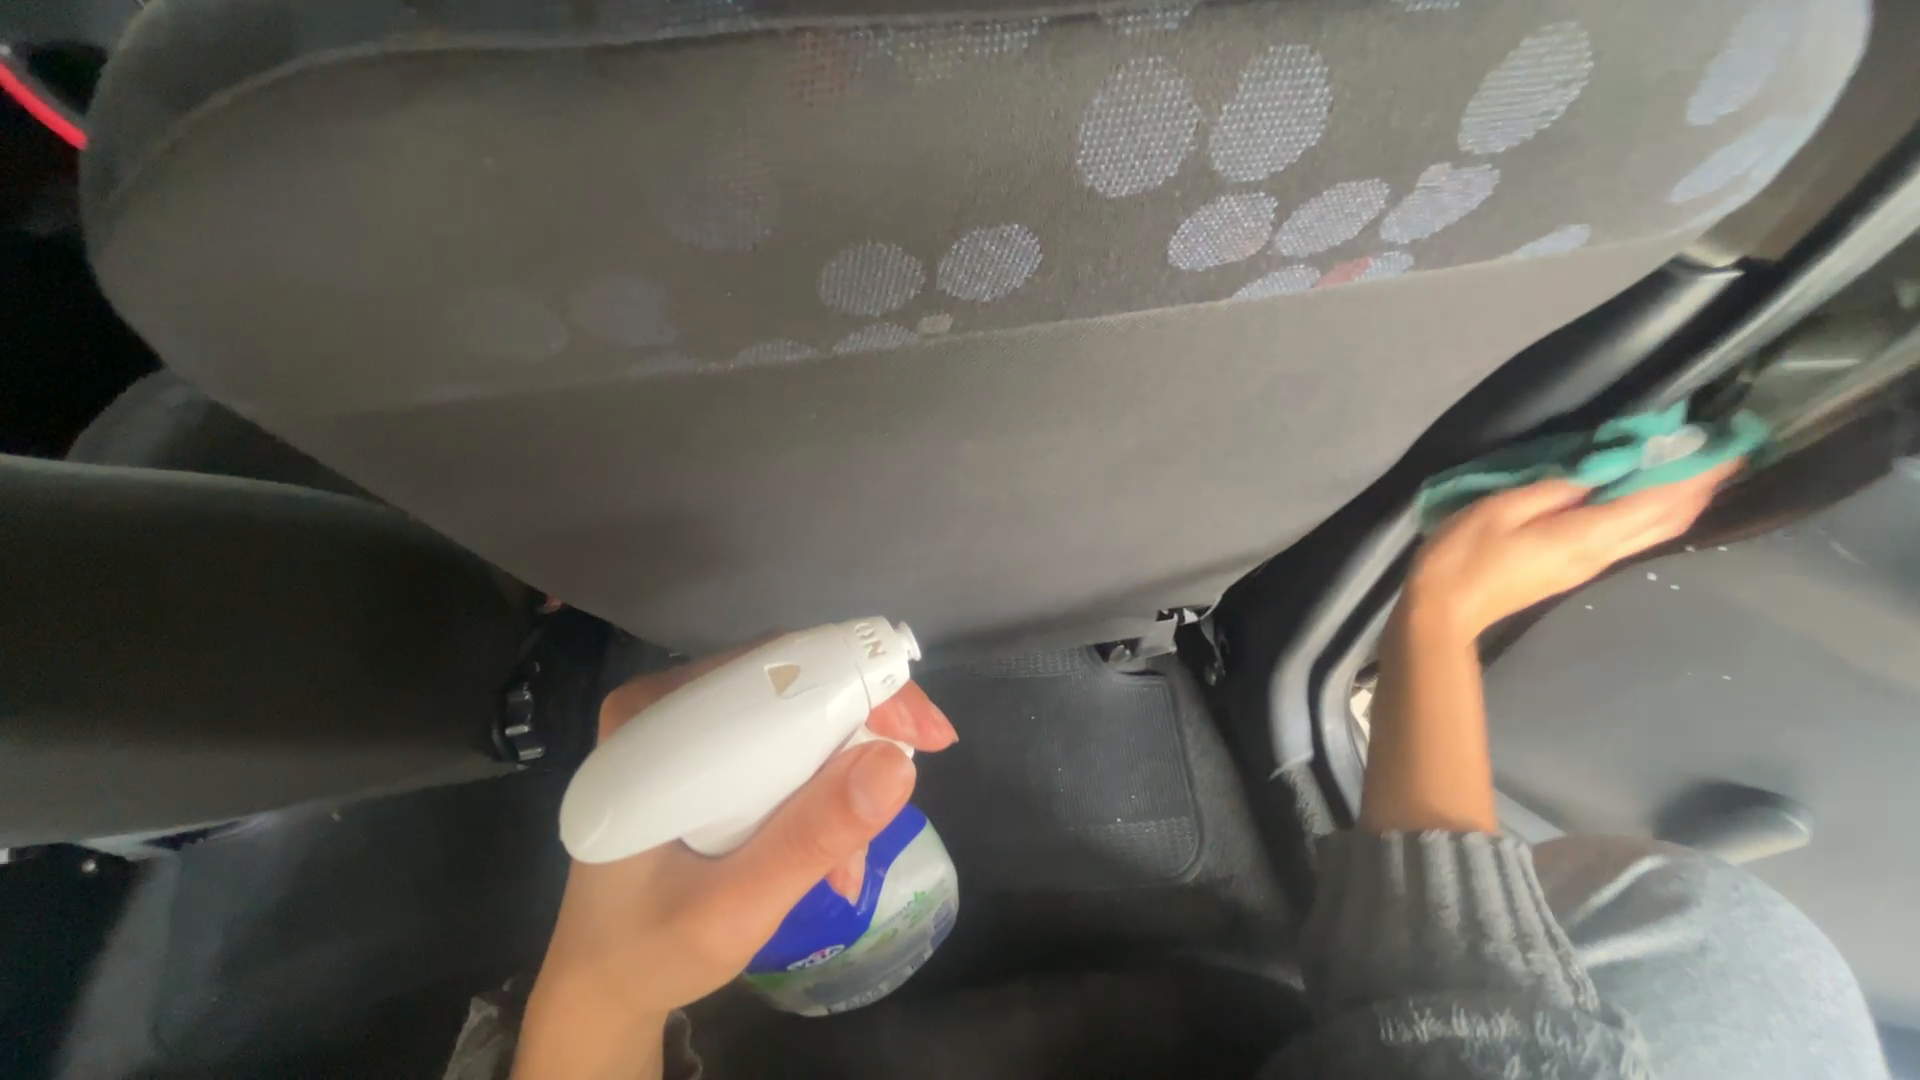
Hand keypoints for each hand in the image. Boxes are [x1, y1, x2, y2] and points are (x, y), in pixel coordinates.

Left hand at [515, 658, 956, 1077]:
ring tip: (851, 862)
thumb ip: (809, 839)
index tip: (925, 734)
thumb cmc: (650, 949)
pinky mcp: (707, 753)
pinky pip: (785, 744)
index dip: (860, 687)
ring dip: (843, 777)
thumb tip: (896, 763)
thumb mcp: (732, 908)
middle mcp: (671, 703)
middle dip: (861, 738)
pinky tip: (830, 857)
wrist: (601, 985)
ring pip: (798, 715)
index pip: (776, 668)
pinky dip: (822, 791)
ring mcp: (689, 726)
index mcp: (656, 718)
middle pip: (792, 684)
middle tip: (909, 780)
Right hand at [1408, 462, 1740, 636]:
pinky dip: (1654, 513)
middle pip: (1669, 519)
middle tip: (1724, 450)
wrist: (1442, 612)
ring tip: (1697, 470)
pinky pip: (1632, 537)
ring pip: (1655, 532)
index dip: (1694, 471)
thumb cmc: (1462, 557)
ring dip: (1682, 501)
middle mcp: (1601, 553)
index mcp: (1584, 535)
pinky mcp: (1574, 570)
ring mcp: (1589, 565)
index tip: (1726, 441)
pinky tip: (1647, 499)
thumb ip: (1552, 488)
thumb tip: (1597, 471)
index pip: (1658, 499)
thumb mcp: (1498, 510)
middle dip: (1701, 485)